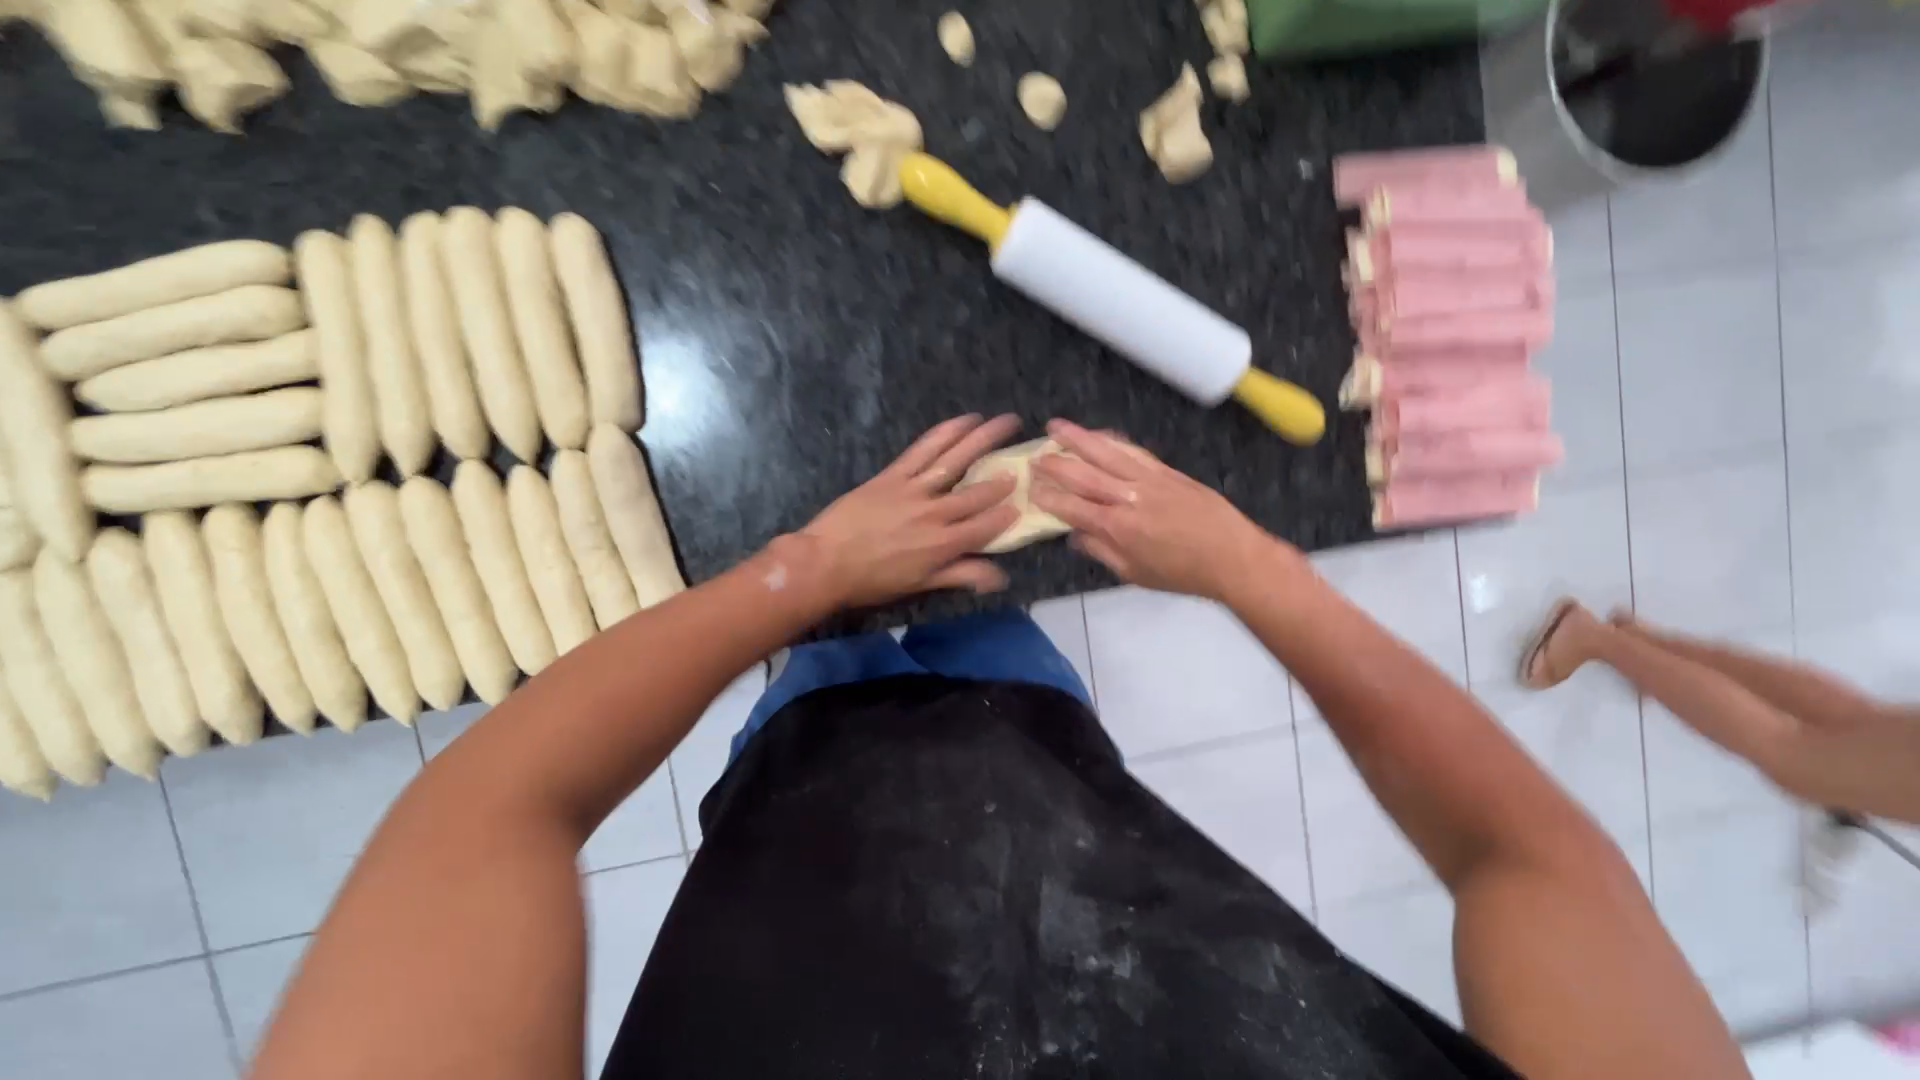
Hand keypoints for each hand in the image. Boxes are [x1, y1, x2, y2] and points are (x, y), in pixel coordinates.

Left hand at [794, 414, 1022, 608]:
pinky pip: (924, 449)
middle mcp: (935, 513)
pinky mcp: (893, 475)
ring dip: (984, 438)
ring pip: (956, 460)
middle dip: (1003, 477)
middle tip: (1025, 461)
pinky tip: (964, 420)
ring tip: (1008, 421)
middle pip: (977, 491)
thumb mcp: (919, 584)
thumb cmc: (871, 581)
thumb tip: (1001, 578)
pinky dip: (946, 432)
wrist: (824, 563)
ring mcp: (914, 489)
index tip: (1022, 504)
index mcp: (943, 544)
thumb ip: (960, 575)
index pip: (985, 526)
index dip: (1006, 515)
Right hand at [1030, 419, 1293, 601]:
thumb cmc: (1182, 574)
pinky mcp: (1167, 472)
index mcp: (1117, 528)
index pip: (1072, 507)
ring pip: (1106, 453)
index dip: (1049, 497)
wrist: (1232, 556)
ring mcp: (1149, 480)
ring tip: (1056, 427)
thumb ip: (1101, 551)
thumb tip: (1074, 536)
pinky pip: (1133, 451)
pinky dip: (1112, 441)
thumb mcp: (1134, 573)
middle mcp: (1128, 498)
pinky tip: (1099, 434)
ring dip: (1078, 438)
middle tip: (1035, 456)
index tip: (1031, 489)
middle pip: (1084, 474)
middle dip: (1055, 464)